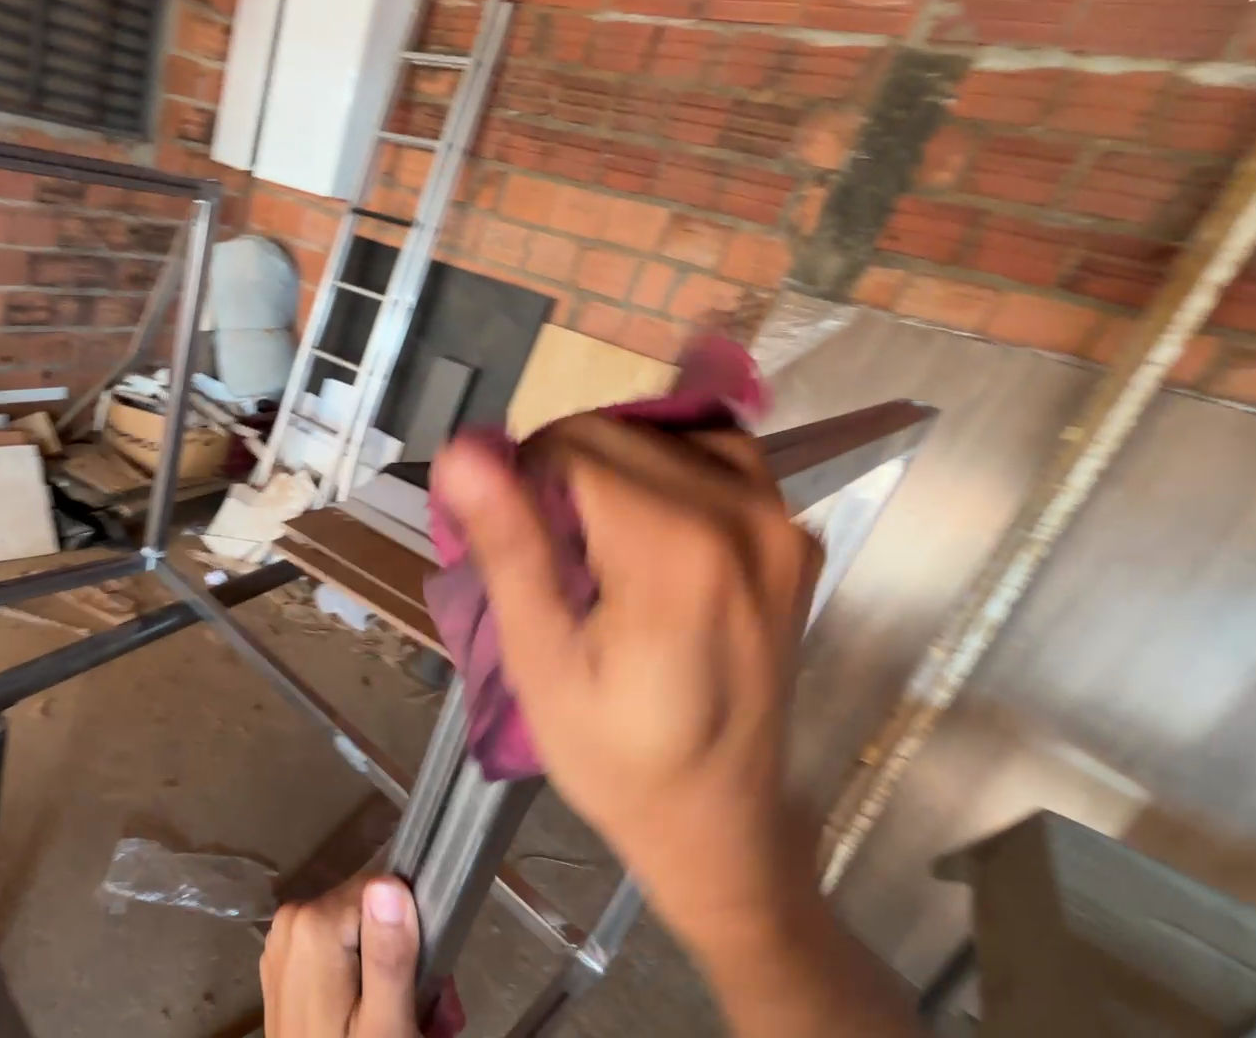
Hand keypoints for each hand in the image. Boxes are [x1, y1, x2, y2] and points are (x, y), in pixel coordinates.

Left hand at [261, 877, 419, 1037]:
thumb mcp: (386, 1025)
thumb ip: (389, 954)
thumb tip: (389, 883)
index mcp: (314, 923)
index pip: (384, 892)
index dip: (415, 933)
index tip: (434, 986)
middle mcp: (293, 920)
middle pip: (372, 916)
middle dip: (408, 960)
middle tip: (435, 1016)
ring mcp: (285, 944)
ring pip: (360, 935)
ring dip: (394, 975)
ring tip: (417, 1025)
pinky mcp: (287, 967)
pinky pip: (340, 955)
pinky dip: (366, 983)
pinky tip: (383, 1021)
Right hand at [432, 416, 821, 933]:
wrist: (718, 821)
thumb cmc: (614, 755)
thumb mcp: (540, 662)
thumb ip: (509, 548)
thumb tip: (462, 453)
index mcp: (676, 551)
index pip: (572, 447)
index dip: (518, 479)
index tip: (503, 539)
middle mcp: (744, 517)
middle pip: (617, 434)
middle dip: (557, 472)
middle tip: (536, 547)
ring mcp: (782, 524)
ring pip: (667, 433)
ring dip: (610, 463)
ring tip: (583, 530)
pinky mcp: (793, 538)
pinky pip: (721, 458)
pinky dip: (667, 467)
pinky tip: (643, 521)